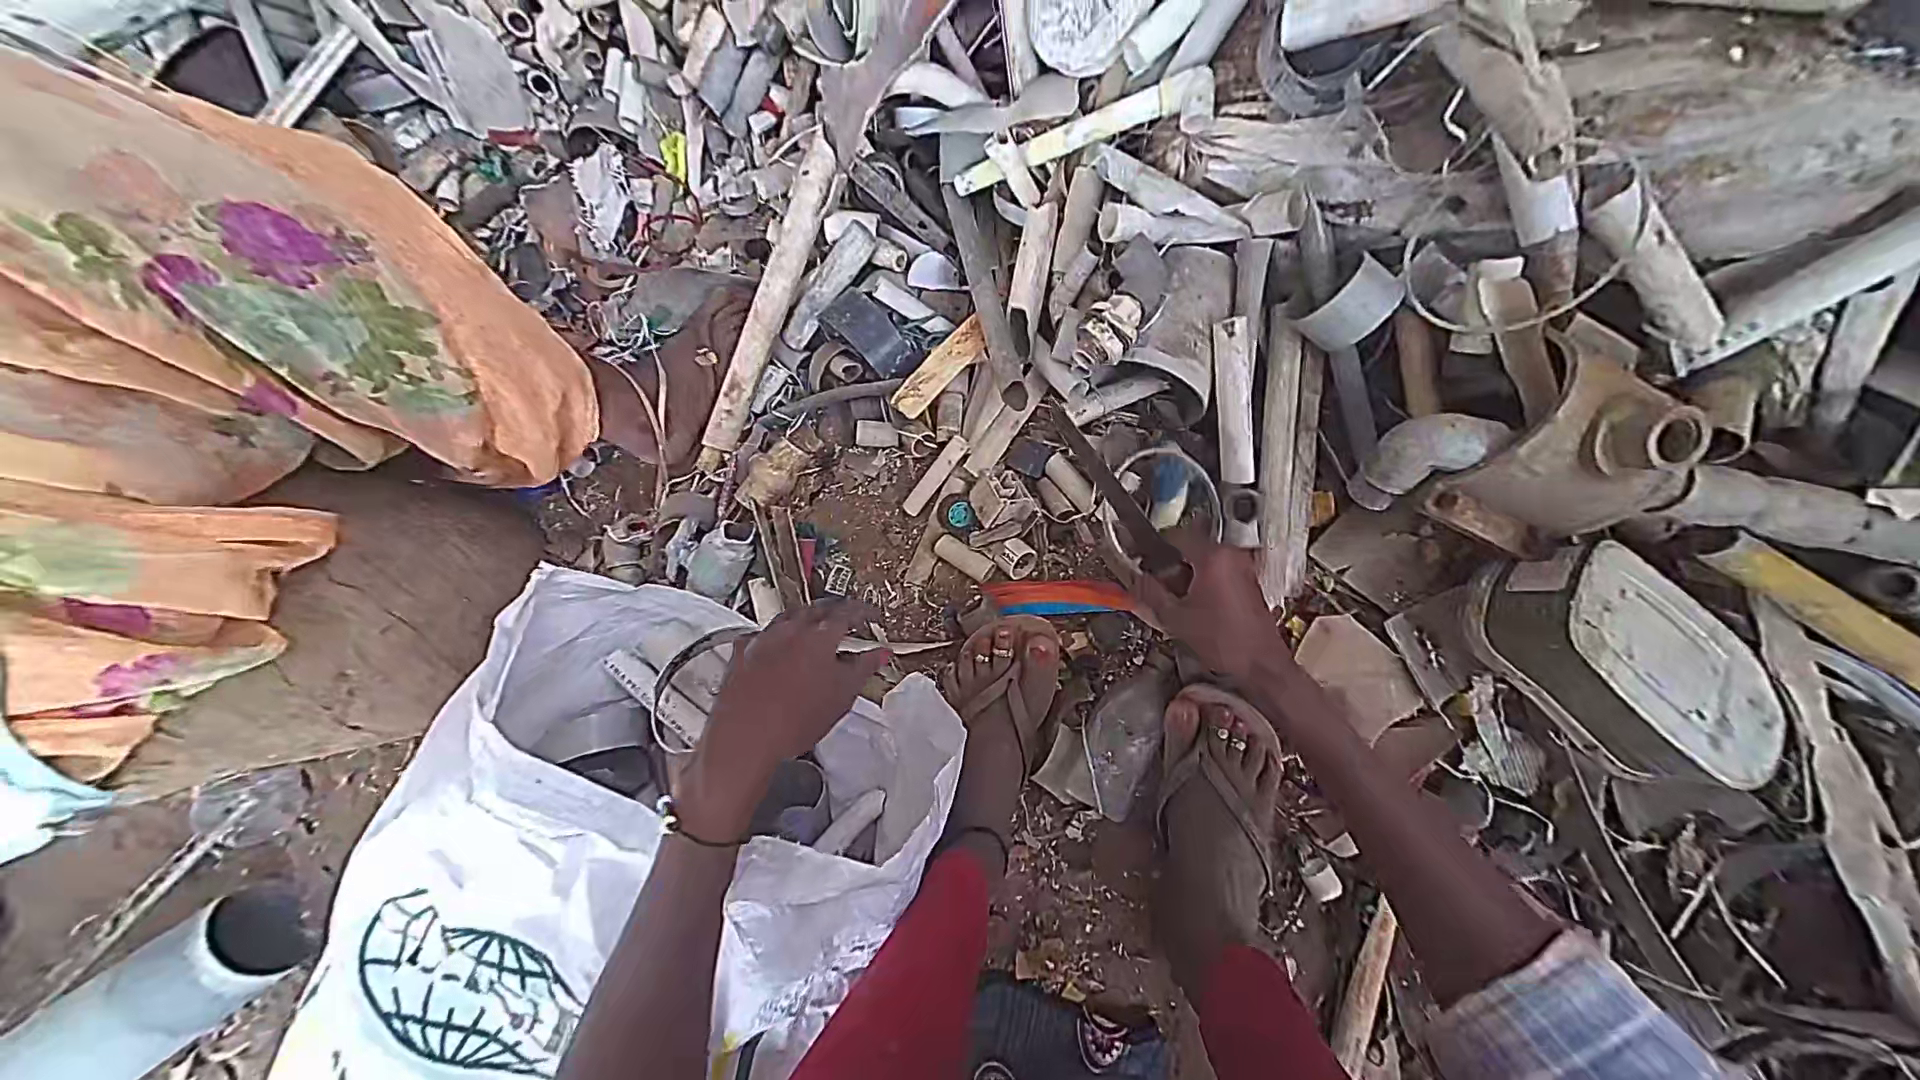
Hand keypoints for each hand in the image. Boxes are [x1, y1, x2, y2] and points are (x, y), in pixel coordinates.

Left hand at [674, 601, 890, 841]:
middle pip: (817, 608)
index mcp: (820, 635)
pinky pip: (761, 634)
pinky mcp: (742, 653)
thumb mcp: (843, 694)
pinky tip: (776, 646)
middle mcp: (790, 629)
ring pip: (788, 617)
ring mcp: (764, 638)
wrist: (746, 736)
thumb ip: (864, 668)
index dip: (863, 611)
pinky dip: (774, 636)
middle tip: (846, 617)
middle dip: (835, 610)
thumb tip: (880, 654)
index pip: (848, 612)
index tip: (869, 614)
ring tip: (813, 629)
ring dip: (805, 619)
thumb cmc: (793, 719)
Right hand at [1132, 532, 1296, 684]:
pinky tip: (1194, 603)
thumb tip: (1136, 581)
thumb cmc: (1227, 642)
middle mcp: (1232, 557)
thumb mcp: (1174, 617)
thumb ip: (1149, 592)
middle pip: (1192, 546)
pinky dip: (1203, 580)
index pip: (1177, 535)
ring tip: (1175, 595)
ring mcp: (1243, 569)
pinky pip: (1218, 571)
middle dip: (1171, 562)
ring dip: (1187, 572)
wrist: (1260, 664)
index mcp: (1213, 558)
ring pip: (1205, 559)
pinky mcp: (1248, 582)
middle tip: (1157, 579)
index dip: (1155, 545)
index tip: (1144, 554)